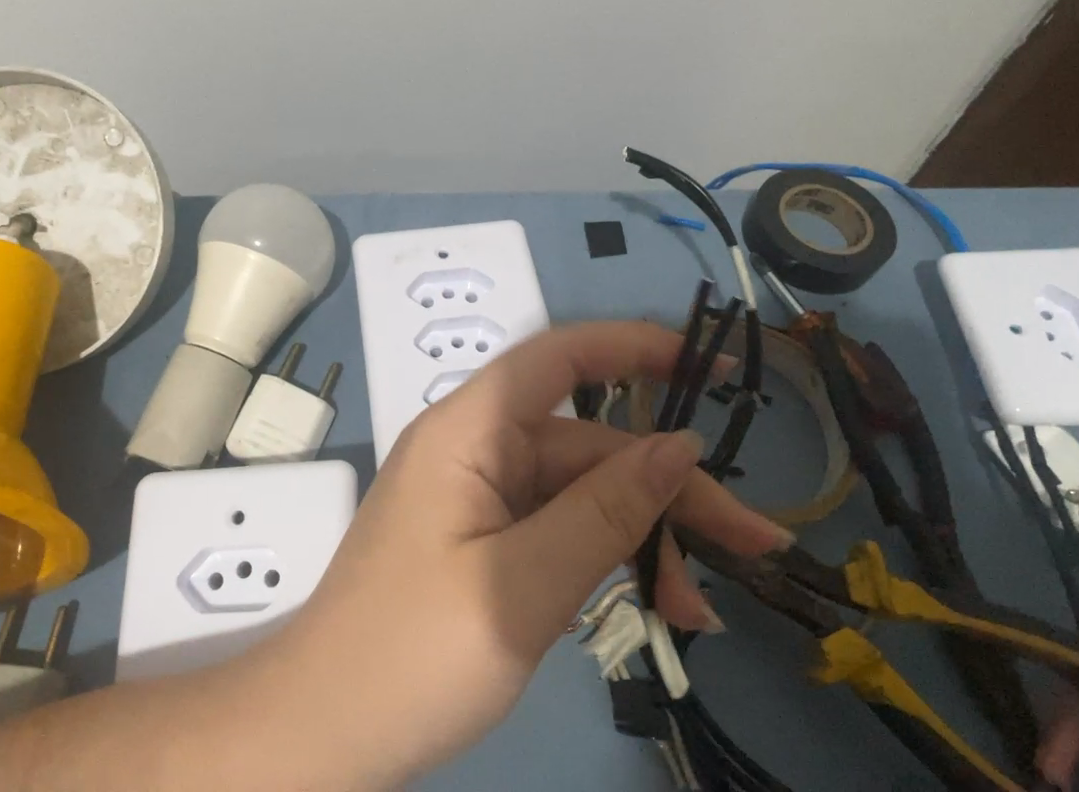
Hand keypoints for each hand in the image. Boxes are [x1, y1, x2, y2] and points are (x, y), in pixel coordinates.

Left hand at [254, 321, 791, 788]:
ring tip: (701, 610)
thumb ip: (606, 510)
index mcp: (466, 432)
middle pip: (588, 444)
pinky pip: (559, 531)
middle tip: (754, 544)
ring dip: (645, 538)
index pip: (555, 358)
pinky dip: (608, 561)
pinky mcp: (484, 545)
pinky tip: (657, 606)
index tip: (707, 366)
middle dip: (668, 489)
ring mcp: (478, 501)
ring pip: (582, 494)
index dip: (631, 346)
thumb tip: (681, 444)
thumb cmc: (414, 654)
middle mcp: (473, 452)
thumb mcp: (523, 584)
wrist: (324, 733)